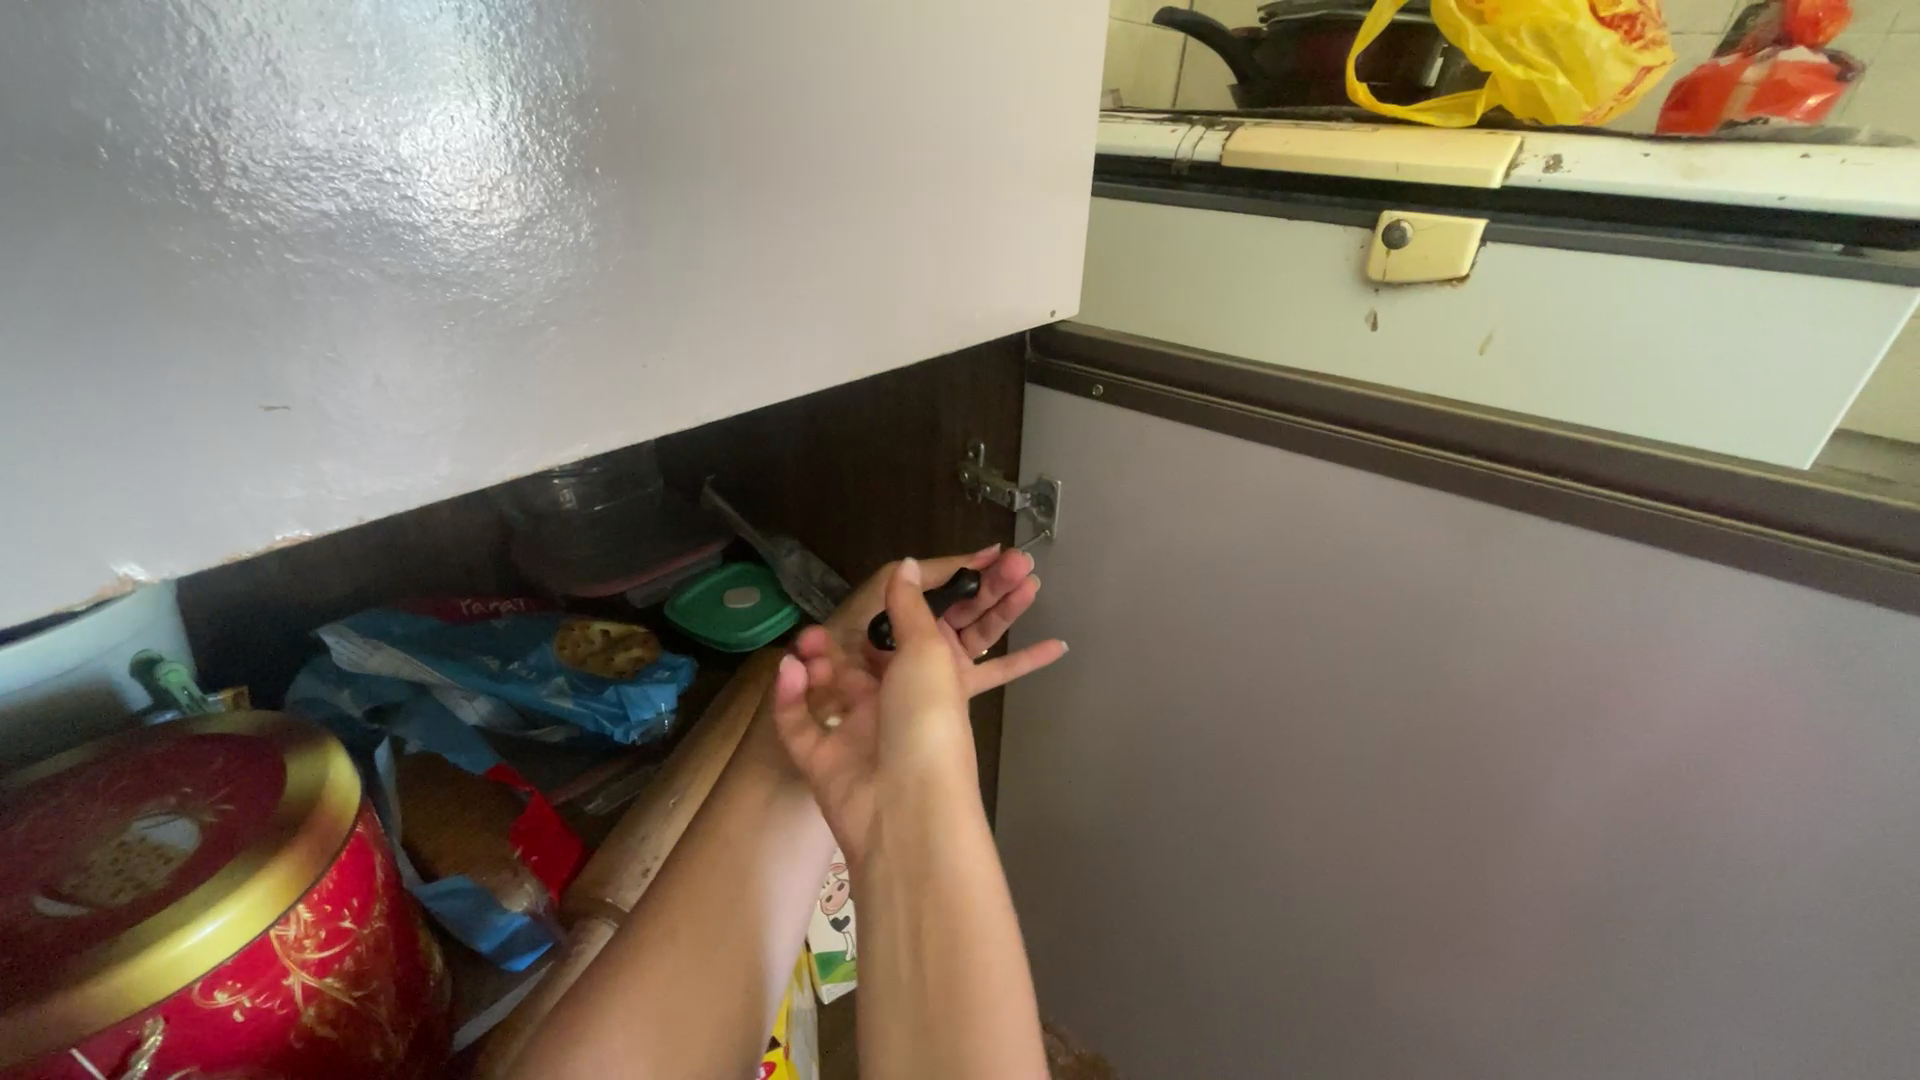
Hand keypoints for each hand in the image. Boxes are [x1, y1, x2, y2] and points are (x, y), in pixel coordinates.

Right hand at [769, 554, 1065, 864]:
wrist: (906, 807)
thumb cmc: (928, 719)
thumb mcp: (926, 652)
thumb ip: (909, 607)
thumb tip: (905, 565)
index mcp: (929, 682)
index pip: (908, 644)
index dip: (889, 620)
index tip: (871, 597)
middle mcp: (895, 708)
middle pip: (862, 666)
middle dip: (842, 643)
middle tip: (822, 628)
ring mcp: (858, 737)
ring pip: (828, 690)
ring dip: (815, 664)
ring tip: (806, 647)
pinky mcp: (823, 762)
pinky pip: (799, 725)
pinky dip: (791, 698)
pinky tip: (789, 673)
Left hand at [798, 544, 1063, 699]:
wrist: (901, 798)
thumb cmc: (892, 712)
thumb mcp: (896, 647)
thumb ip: (906, 601)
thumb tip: (909, 564)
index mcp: (890, 629)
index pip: (930, 589)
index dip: (960, 568)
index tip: (994, 552)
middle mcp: (912, 651)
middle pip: (956, 609)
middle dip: (987, 584)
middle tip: (1022, 563)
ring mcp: (939, 677)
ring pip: (976, 633)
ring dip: (1005, 608)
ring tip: (1033, 584)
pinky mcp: (959, 703)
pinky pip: (993, 674)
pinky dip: (1023, 661)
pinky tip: (1055, 646)